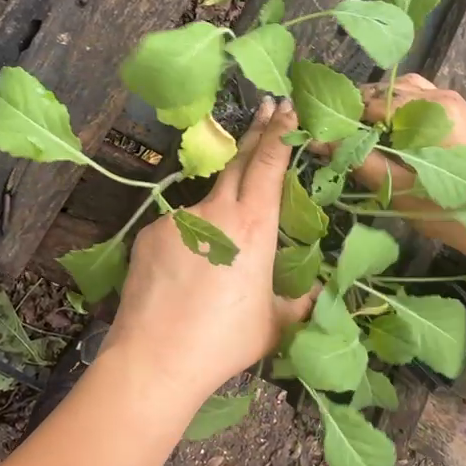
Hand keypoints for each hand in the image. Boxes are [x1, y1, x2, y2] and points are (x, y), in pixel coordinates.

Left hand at [104, 97, 313, 404]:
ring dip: (222, 210)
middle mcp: (216, 211)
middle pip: (239, 160)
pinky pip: (180, 227)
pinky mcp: (152, 231)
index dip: (279, 132)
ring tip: (222, 260)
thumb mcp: (275, 323)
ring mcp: (179, 218)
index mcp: (254, 226)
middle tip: (268, 107)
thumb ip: (298, 299)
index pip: (269, 163)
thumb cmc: (224, 342)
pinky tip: (188, 276)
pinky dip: (192, 239)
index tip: (286, 107)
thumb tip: (313, 290)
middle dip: (256, 132)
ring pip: (209, 202)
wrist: (156, 358)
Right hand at [345, 73, 465, 268]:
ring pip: (397, 91)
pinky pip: (414, 98)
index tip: (327, 142)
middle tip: (342, 143)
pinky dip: (395, 110)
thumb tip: (317, 140)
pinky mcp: (454, 111)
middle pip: (381, 92)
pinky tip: (388, 135)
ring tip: (363, 139)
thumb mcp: (398, 188)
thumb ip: (357, 159)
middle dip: (358, 114)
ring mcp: (449, 100)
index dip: (344, 122)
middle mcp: (440, 96)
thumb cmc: (450, 210)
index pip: (369, 104)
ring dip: (375, 110)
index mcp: (430, 111)